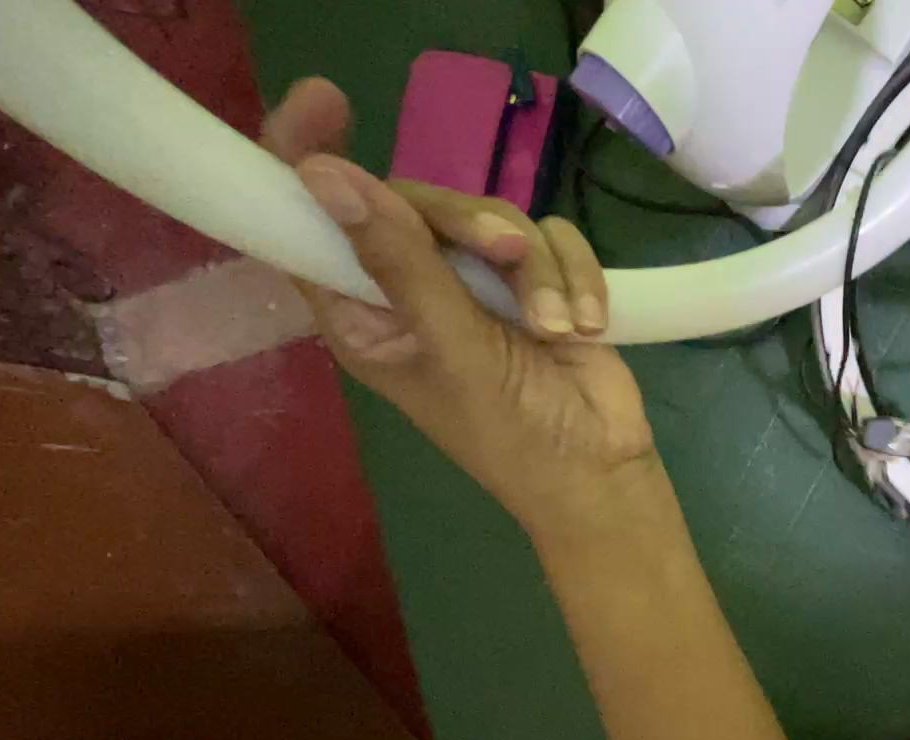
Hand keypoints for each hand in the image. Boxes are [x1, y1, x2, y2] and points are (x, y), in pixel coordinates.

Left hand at [261, 78, 655, 542]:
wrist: (601, 468)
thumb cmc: (512, 435)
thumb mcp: (452, 354)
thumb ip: (401, 265)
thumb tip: (323, 172)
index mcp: (369, 311)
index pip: (315, 220)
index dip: (308, 157)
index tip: (330, 102)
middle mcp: (423, 289)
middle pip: (425, 204)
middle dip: (472, 225)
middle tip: (507, 254)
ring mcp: (492, 288)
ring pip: (505, 221)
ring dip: (542, 270)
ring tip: (559, 327)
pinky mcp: (552, 289)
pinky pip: (562, 244)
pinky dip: (580, 277)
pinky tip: (588, 323)